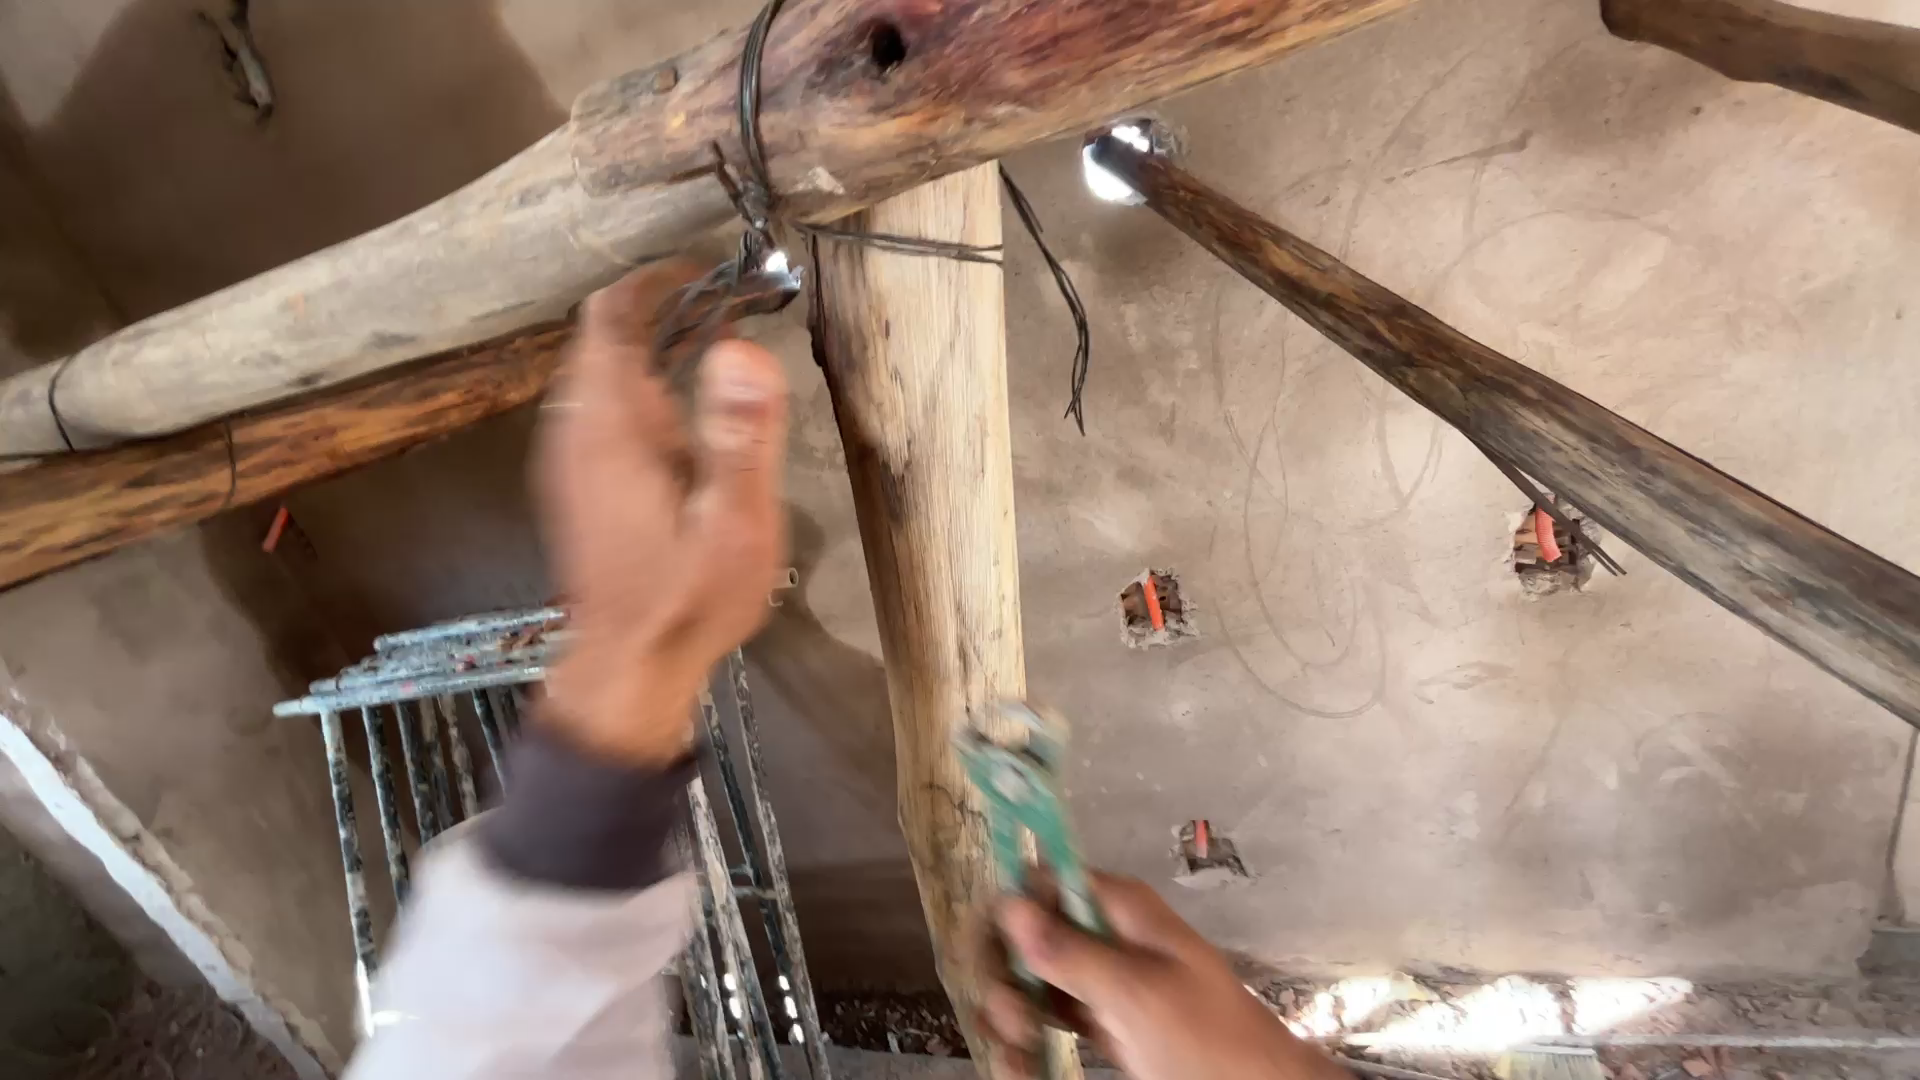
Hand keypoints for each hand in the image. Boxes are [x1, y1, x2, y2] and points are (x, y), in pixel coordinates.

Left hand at [533, 260, 789, 766]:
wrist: (630, 667)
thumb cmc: (688, 599)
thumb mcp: (733, 527)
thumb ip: (740, 440)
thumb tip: (742, 350)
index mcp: (613, 429)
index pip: (612, 318)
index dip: (653, 280)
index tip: (709, 269)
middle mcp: (579, 431)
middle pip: (604, 338)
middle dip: (660, 307)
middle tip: (729, 304)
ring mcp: (574, 459)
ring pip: (602, 372)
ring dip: (652, 344)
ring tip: (716, 341)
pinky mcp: (582, 484)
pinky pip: (605, 407)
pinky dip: (643, 382)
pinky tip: (684, 410)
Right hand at [975, 873, 1351, 1079]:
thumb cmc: (1205, 1040)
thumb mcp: (1138, 994)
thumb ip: (1070, 951)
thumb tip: (1008, 902)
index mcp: (1116, 906)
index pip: (1040, 882)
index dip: (1007, 915)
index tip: (990, 959)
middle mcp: (1101, 930)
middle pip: (1025, 932)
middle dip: (1006, 975)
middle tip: (1012, 1024)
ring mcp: (1099, 976)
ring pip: (1030, 975)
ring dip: (1011, 1012)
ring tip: (1018, 1059)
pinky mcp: (1099, 1018)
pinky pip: (1048, 1013)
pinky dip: (1028, 1038)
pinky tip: (1020, 1067)